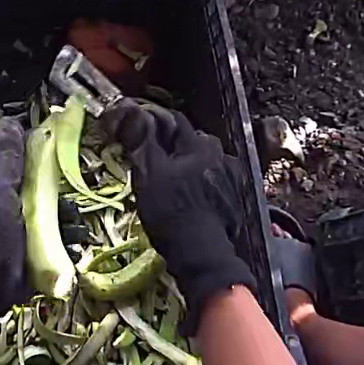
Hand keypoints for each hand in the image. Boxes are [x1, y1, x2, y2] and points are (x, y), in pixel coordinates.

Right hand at [102, 100, 254, 328]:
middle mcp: (221, 156)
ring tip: (169, 180)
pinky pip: (211, 181)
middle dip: (172, 146)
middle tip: (151, 159)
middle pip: (190, 141)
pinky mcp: (234, 199)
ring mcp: (231, 178)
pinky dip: (198, 183)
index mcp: (200, 145)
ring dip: (187, 165)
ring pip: (202, 161)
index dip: (152, 123)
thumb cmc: (172, 211)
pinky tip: (187, 197)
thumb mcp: (148, 173)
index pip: (174, 121)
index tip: (135, 131)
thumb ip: (141, 140)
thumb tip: (129, 110)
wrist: (201, 254)